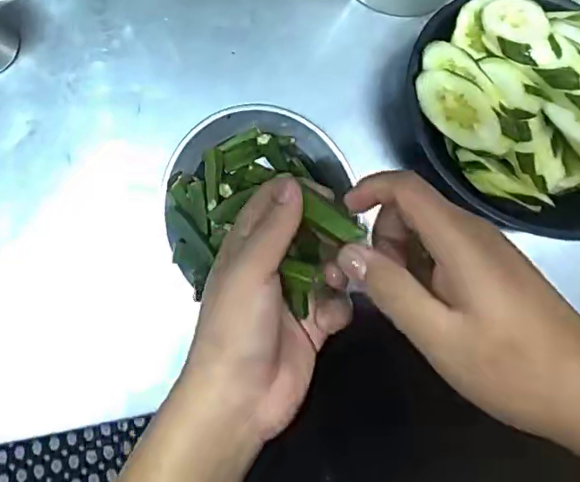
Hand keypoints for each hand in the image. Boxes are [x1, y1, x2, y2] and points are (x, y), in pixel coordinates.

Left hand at [133, 177, 351, 481]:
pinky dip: (338, 306)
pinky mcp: (313, 325)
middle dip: (325, 232)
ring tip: (334, 279)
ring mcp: (292, 293)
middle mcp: (269, 263)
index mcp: (246, 243)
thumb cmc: (235, 325)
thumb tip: (291, 181)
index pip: (271, 202)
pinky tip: (330, 318)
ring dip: (334, 269)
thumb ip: (275, 227)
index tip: (327, 193)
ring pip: (324, 264)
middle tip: (344, 235)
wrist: (240, 398)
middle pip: (304, 231)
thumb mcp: (251, 268)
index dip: (296, 193)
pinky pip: (335, 303)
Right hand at [337, 172, 579, 448]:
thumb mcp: (440, 337)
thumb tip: (348, 251)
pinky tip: (437, 309)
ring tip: (411, 305)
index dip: (368, 189)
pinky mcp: (500, 265)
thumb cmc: (515, 369)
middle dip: (384, 235)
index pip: (404, 185)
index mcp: (459, 237)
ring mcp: (491, 247)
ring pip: (428, 227)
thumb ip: (390, 289)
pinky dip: (426, 265)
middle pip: (411, 206)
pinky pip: (447, 246)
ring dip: (404, 254)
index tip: (343, 216)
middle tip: (381, 284)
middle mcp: (474, 230)